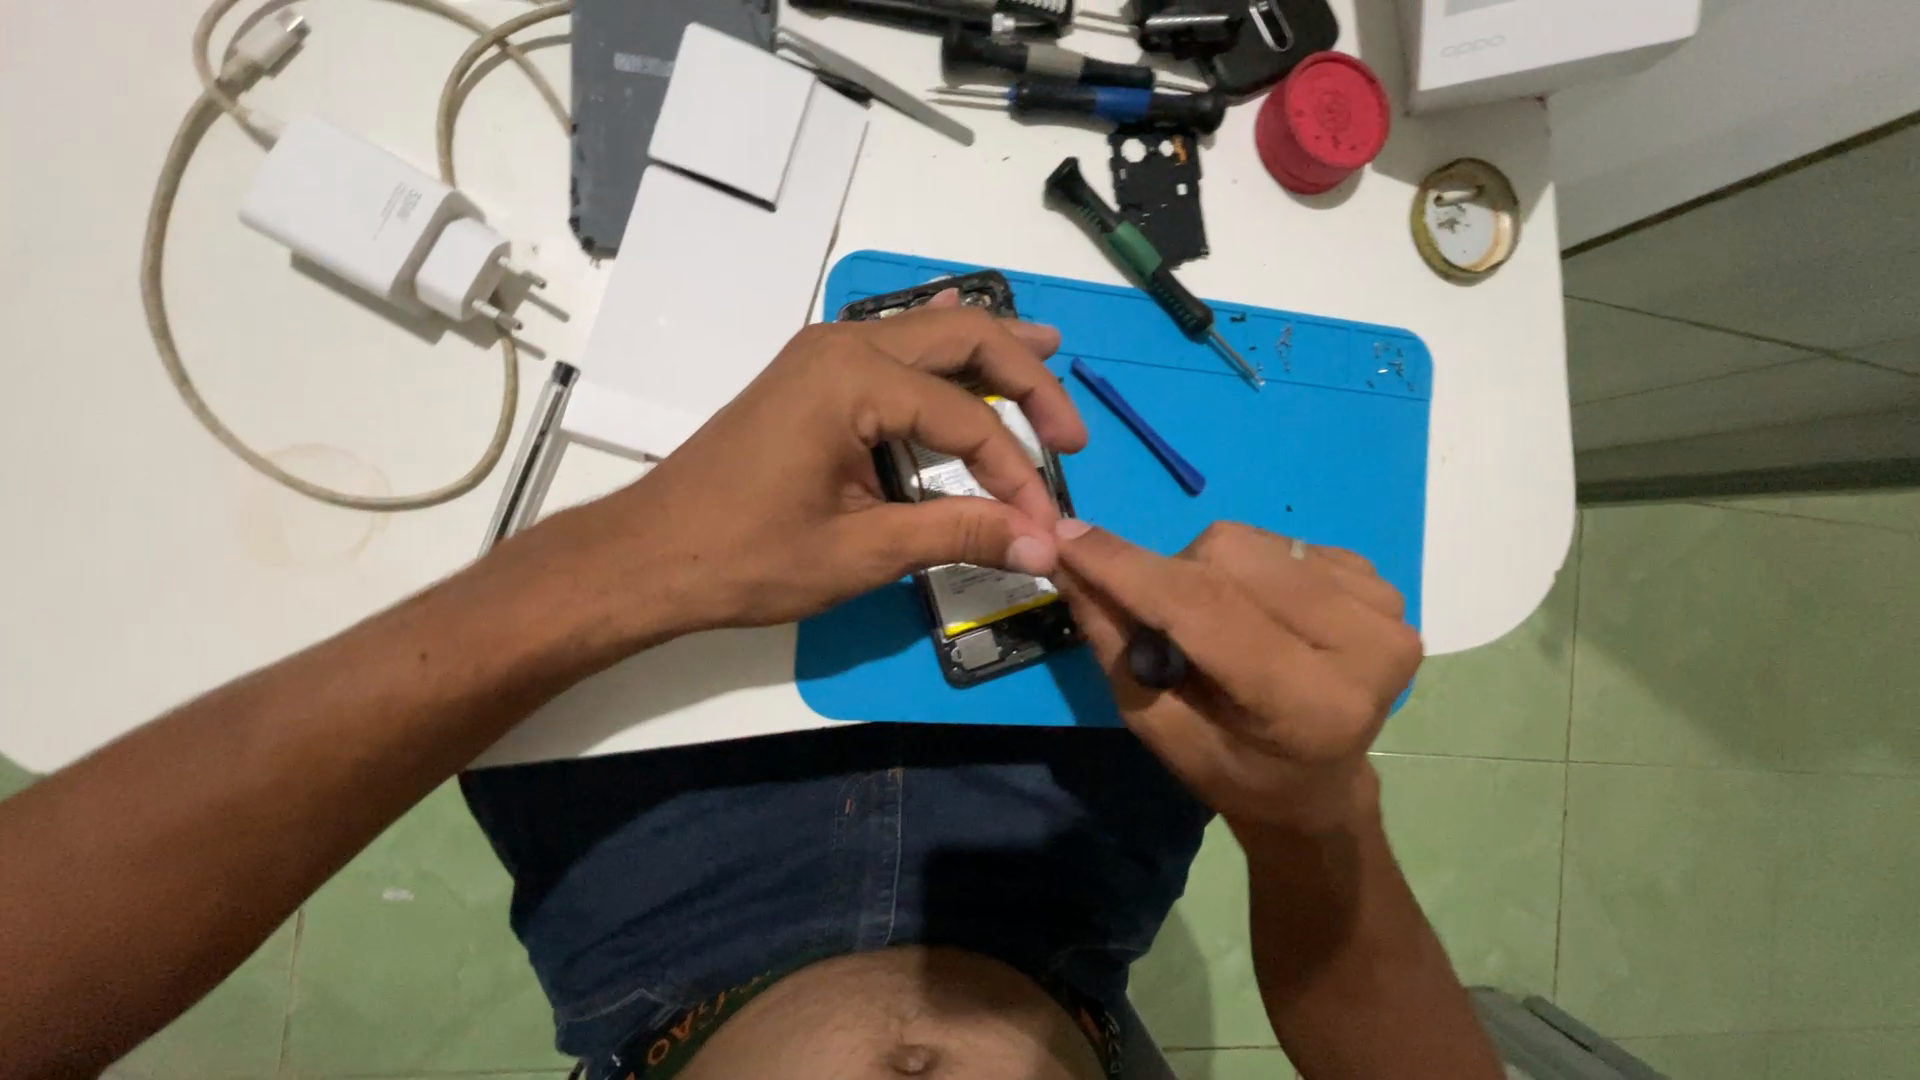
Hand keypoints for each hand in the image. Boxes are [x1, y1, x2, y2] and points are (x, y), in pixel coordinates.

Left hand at [540, 296, 1086, 641]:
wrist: (650, 555)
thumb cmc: (747, 556)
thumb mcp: (862, 551)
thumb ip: (959, 534)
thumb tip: (1045, 545)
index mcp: (854, 379)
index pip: (968, 419)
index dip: (1017, 474)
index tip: (1043, 526)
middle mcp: (842, 345)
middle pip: (962, 338)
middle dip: (1026, 380)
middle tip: (1071, 431)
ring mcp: (823, 354)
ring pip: (929, 334)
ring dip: (990, 353)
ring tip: (1046, 361)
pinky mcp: (812, 377)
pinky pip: (895, 350)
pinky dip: (942, 358)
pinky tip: (966, 356)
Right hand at [1053, 521, 1421, 831]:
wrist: (1318, 784)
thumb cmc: (1231, 768)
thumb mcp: (1156, 724)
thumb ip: (1114, 642)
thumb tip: (1067, 559)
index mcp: (1309, 704)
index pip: (1204, 609)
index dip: (1129, 569)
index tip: (1067, 539)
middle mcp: (1366, 648)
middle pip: (1227, 557)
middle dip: (1170, 575)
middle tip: (1164, 620)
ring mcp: (1386, 610)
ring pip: (1251, 540)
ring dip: (1207, 568)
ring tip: (1215, 618)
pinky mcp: (1385, 586)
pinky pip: (1282, 542)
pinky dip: (1248, 567)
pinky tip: (1258, 611)